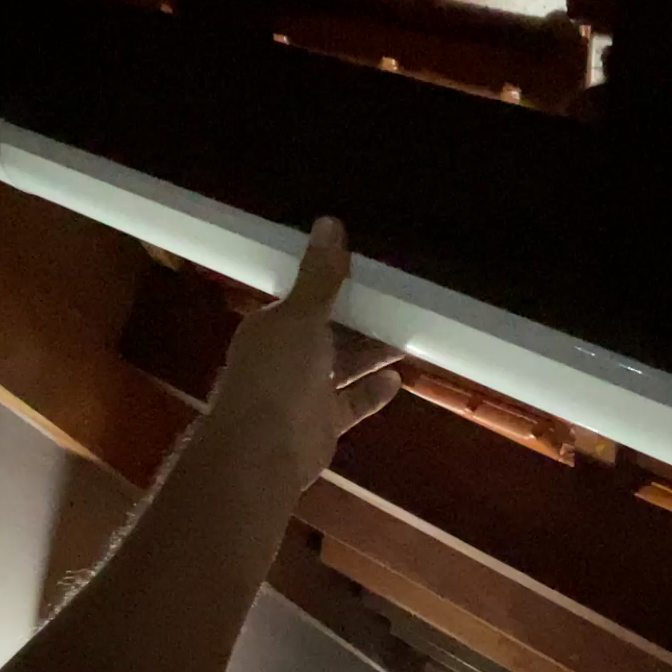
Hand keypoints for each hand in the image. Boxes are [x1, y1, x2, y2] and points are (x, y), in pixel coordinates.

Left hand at [208, 217, 402, 489]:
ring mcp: (305, 392)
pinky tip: (397, 379)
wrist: (264, 449)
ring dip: (372, 352)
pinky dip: (373, 391)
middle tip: (398, 299)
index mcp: (273, 326)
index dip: (331, 284)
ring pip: (344, 366)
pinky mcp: (323, 422)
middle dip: (360, 318)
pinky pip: (353, 402)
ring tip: (408, 333)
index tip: (365, 270)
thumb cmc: (278, 374)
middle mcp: (286, 357)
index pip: (303, 299)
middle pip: (329, 332)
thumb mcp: (301, 316)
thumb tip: (329, 222)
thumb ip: (319, 277)